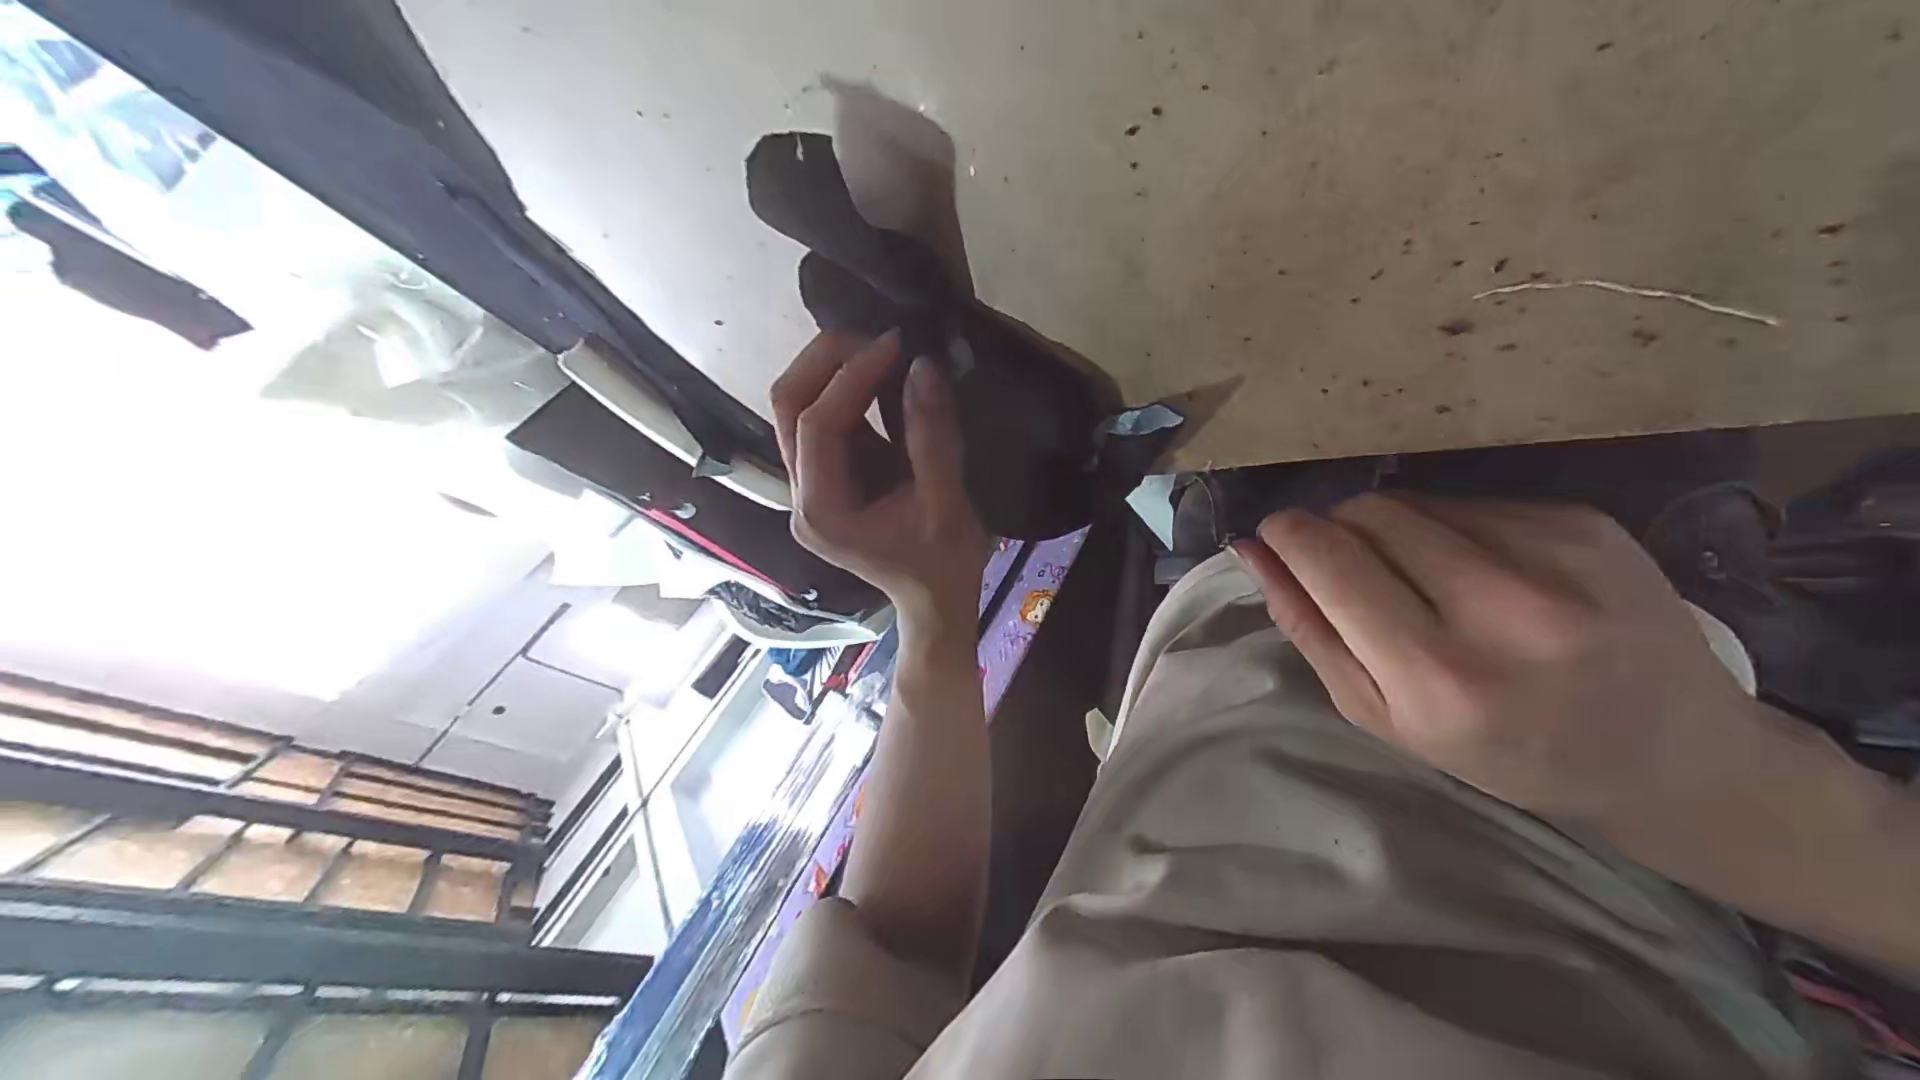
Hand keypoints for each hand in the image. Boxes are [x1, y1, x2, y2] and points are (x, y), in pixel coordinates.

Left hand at [770, 330, 987, 628]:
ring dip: (834, 370)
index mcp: (822, 510)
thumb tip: (923, 365)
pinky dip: (847, 390)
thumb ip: (932, 437)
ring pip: (798, 407)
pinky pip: (823, 419)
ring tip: (882, 348)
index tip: (895, 344)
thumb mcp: (946, 505)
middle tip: (881, 337)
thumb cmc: (942, 566)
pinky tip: (881, 373)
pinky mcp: (826, 477)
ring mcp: (809, 486)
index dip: (851, 377)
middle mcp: (802, 495)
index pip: (816, 425)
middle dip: (828, 361)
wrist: (935, 603)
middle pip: (788, 406)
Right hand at [1233, 493, 1760, 827]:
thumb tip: (1254, 551)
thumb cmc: (1499, 750)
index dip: (1288, 536)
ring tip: (1417, 577)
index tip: (1274, 535)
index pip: (1331, 561)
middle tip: (1347, 568)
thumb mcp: (1381, 714)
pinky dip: (1443, 527)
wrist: (1673, 756)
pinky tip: (1474, 572)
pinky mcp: (1588, 523)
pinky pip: (1467, 501)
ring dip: (1388, 528)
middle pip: (1367, 514)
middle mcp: (1505, 608)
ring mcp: (1558, 557)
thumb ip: (1309, 629)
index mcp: (1441, 674)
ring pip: (1412, 500)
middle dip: (1335, 529)